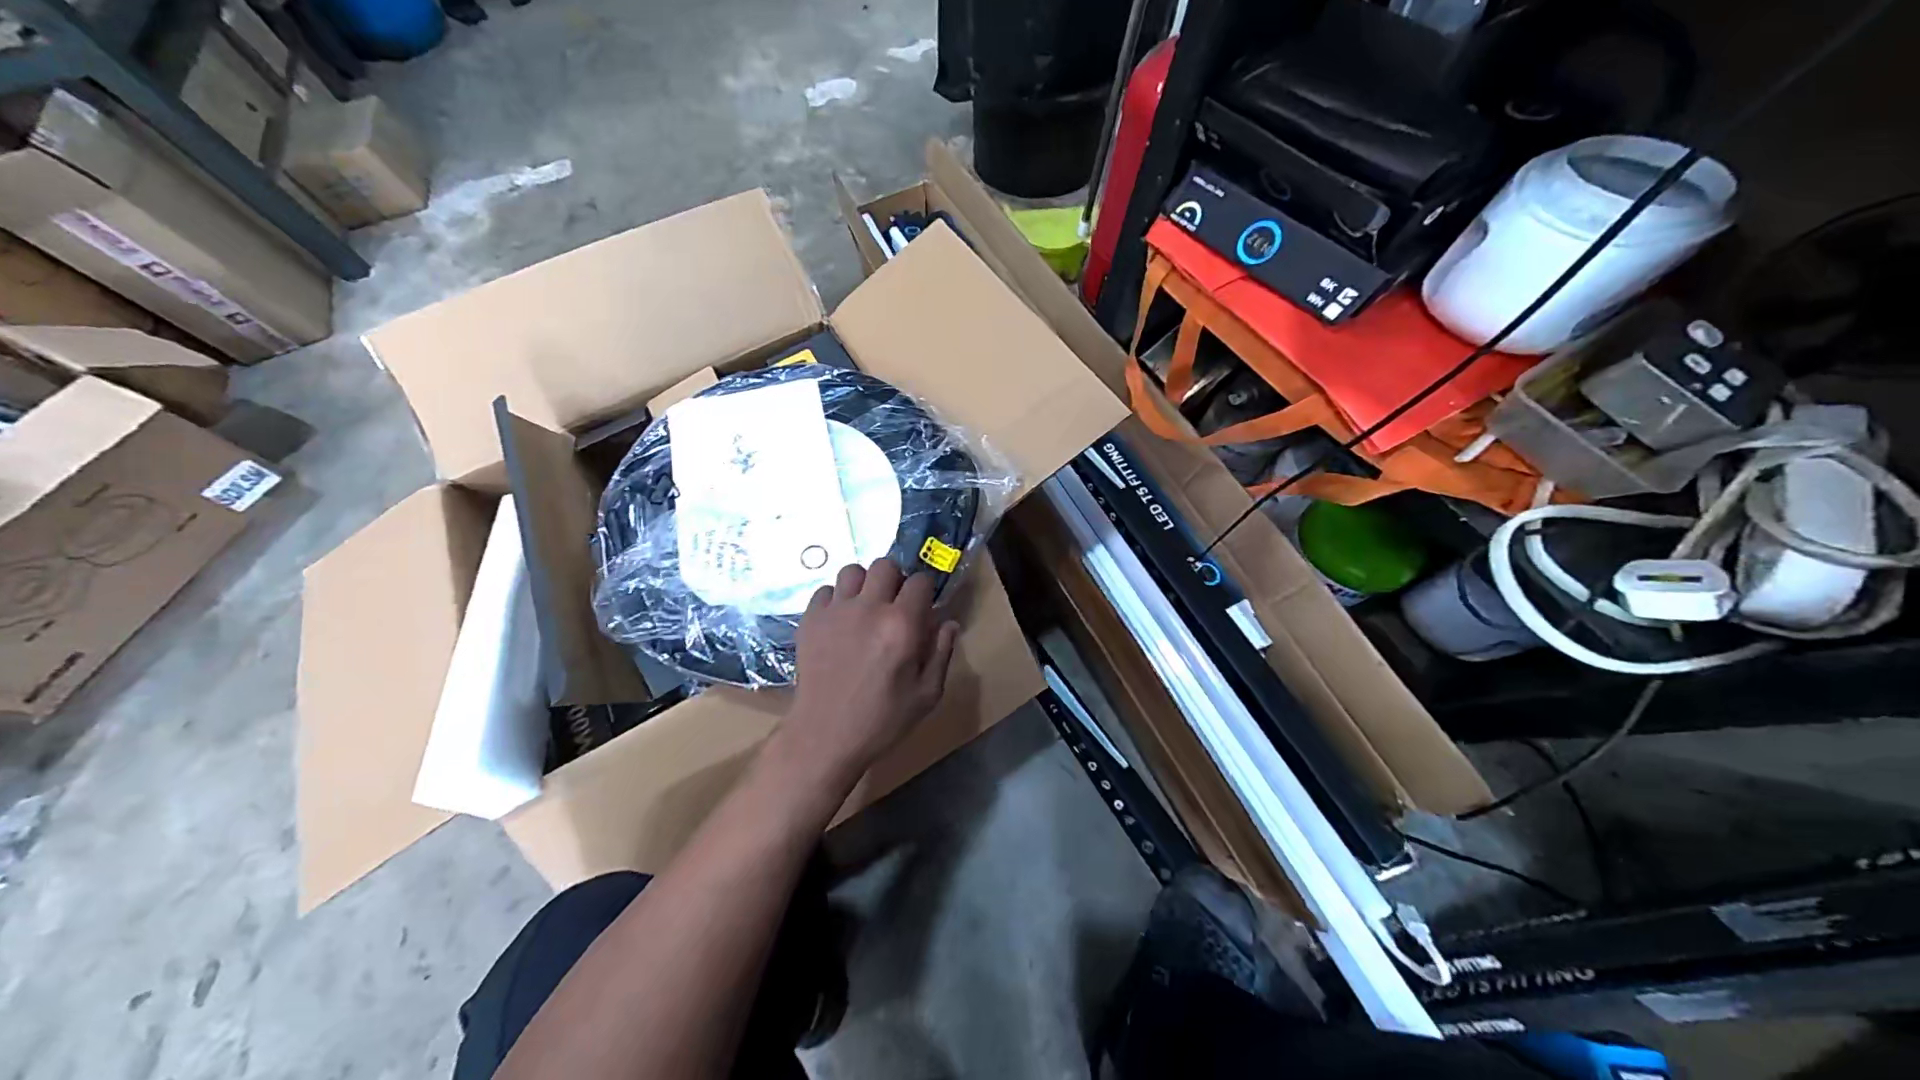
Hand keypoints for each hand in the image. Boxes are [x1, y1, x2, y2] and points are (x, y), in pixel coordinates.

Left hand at [780, 559, 960, 787]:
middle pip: (885, 565)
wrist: (824, 735)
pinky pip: (825, 591)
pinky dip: (836, 599)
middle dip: (895, 579)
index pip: (920, 581)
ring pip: (852, 571)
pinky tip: (840, 621)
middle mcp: (869, 608)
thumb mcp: (926, 694)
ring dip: (864, 584)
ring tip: (866, 607)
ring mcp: (835, 611)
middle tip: (895, 603)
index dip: (925, 590)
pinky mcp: (810, 620)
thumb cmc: (882, 720)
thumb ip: (941, 653)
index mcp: (902, 624)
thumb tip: (949, 623)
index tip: (923, 605)